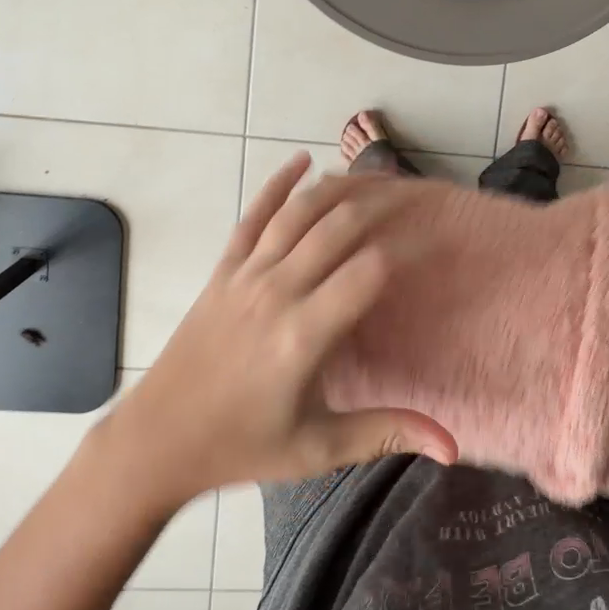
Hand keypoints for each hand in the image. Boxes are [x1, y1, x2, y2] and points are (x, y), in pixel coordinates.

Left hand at [110, 153, 456, 495]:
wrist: (156, 442)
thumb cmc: (241, 447)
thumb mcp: (316, 448)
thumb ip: (385, 434)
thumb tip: (453, 446)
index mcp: (305, 335)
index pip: (371, 270)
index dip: (410, 251)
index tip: (439, 246)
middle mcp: (277, 292)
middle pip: (339, 227)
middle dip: (383, 206)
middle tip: (417, 201)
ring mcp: (245, 276)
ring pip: (298, 213)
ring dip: (338, 189)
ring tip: (374, 178)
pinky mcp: (222, 272)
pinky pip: (252, 218)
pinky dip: (277, 185)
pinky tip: (302, 161)